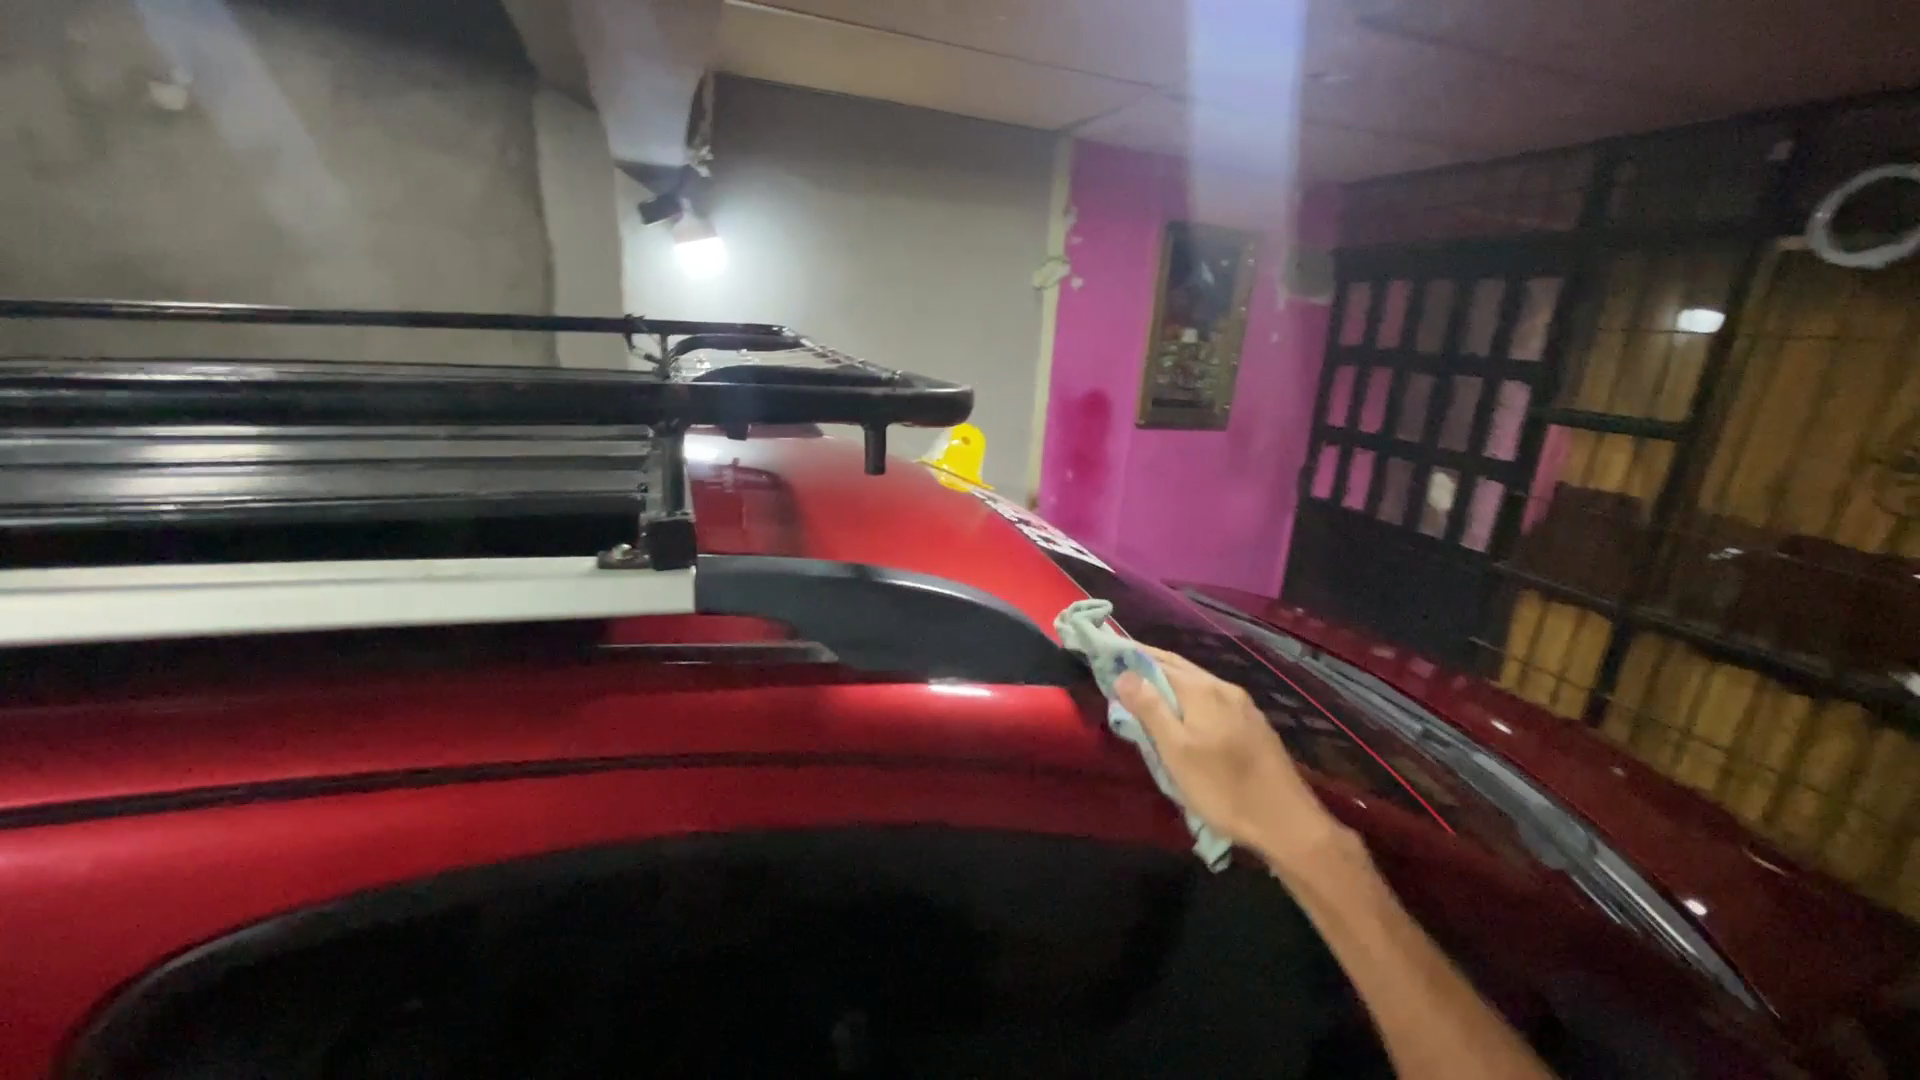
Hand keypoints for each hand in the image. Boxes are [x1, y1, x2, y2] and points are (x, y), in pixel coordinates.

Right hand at [1115, 646, 1345, 870]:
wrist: (1286, 822)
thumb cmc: (1222, 788)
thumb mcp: (1176, 751)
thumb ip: (1150, 709)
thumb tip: (1124, 673)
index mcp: (1202, 690)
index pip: (1158, 661)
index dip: (1130, 656)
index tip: (1106, 653)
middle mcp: (1224, 689)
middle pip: (1180, 667)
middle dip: (1149, 664)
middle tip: (1120, 667)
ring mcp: (1244, 707)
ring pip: (1198, 684)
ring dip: (1170, 681)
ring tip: (1146, 690)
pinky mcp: (1254, 725)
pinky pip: (1212, 699)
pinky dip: (1189, 697)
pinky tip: (1184, 713)